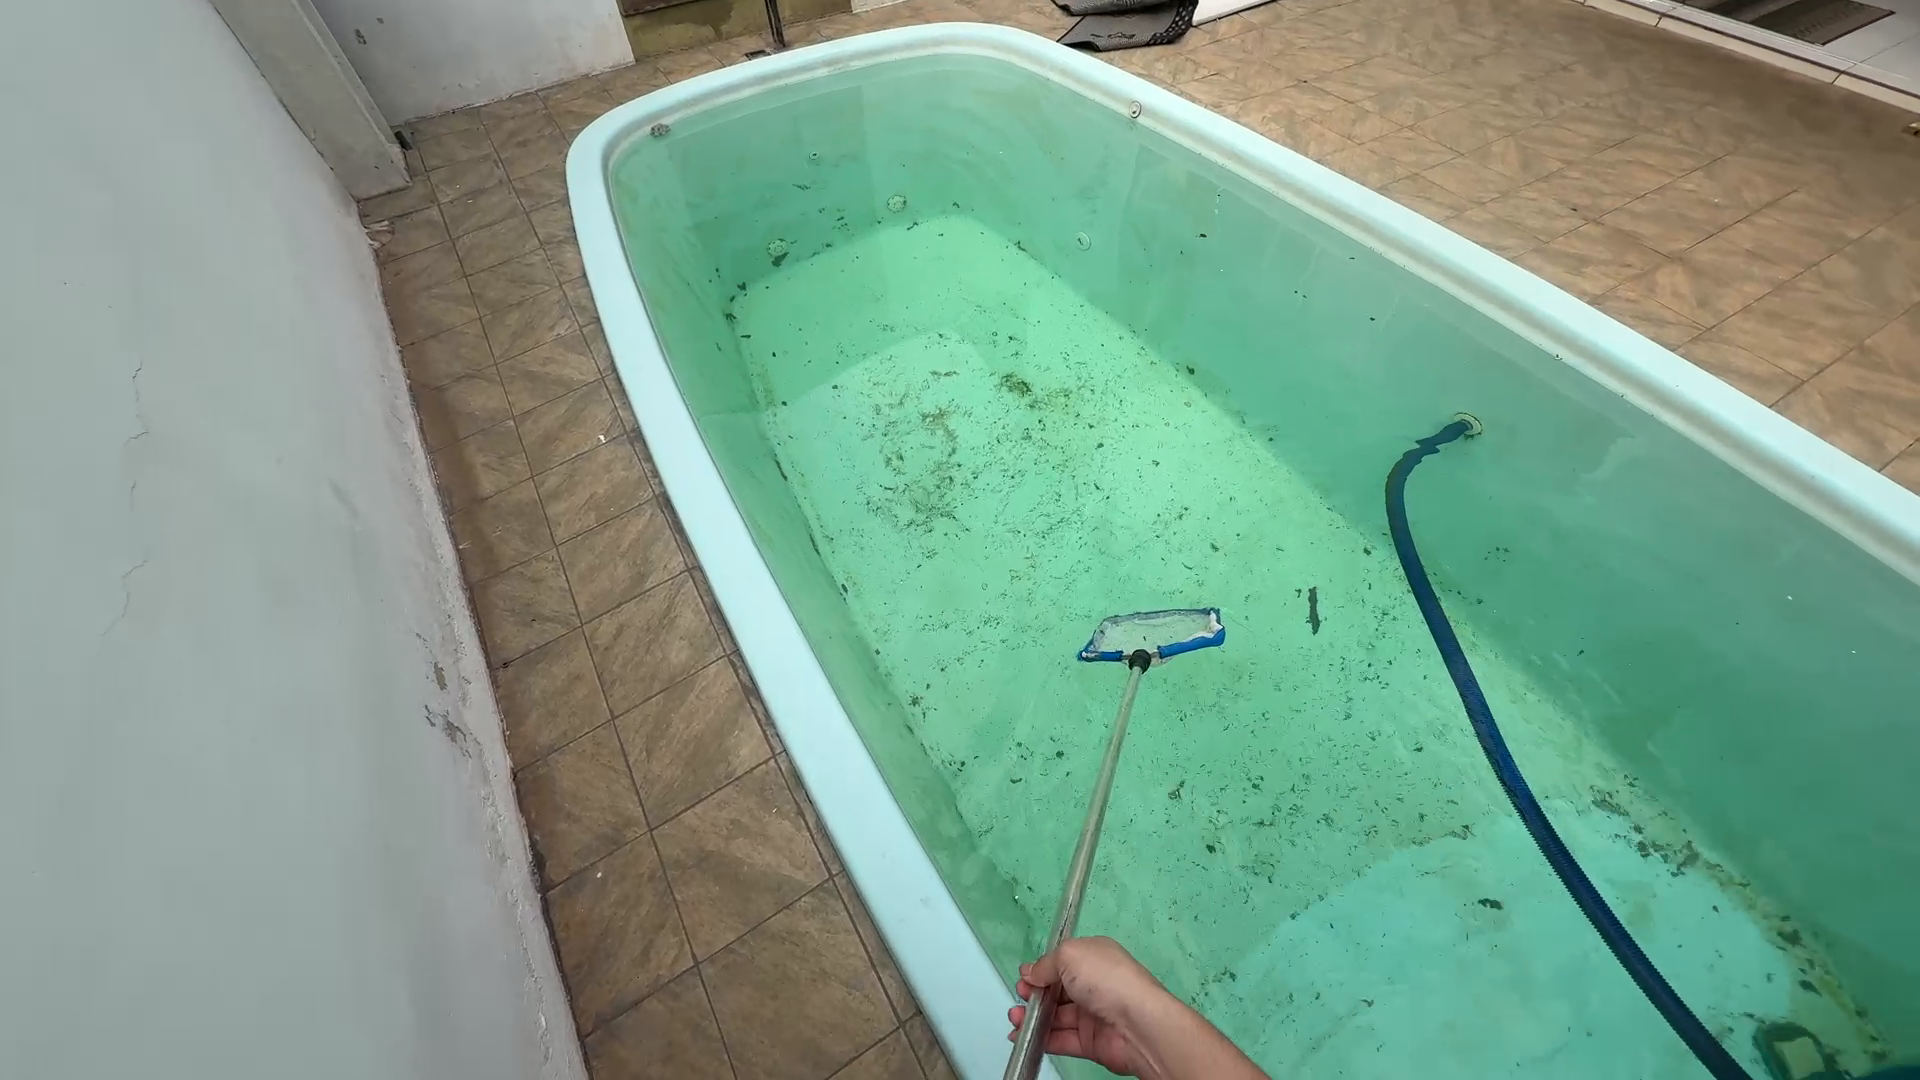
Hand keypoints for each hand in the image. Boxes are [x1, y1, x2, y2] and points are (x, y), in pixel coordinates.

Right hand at [1006, 937, 1170, 1078]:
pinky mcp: (1090, 1042)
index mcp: (1093, 956)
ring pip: (1056, 1016)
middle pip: (1057, 989)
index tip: (1024, 976)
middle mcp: (1093, 983)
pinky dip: (1042, 1038)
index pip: (1062, 962)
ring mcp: (1092, 1014)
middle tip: (1020, 996)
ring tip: (1015, 1018)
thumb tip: (1030, 972)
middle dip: (1034, 993)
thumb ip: (1045, 964)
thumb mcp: (1069, 955)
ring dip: (1033, 1017)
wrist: (1137, 1024)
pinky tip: (1023, 1037)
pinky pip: (1061, 1039)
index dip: (1041, 968)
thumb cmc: (1105, 978)